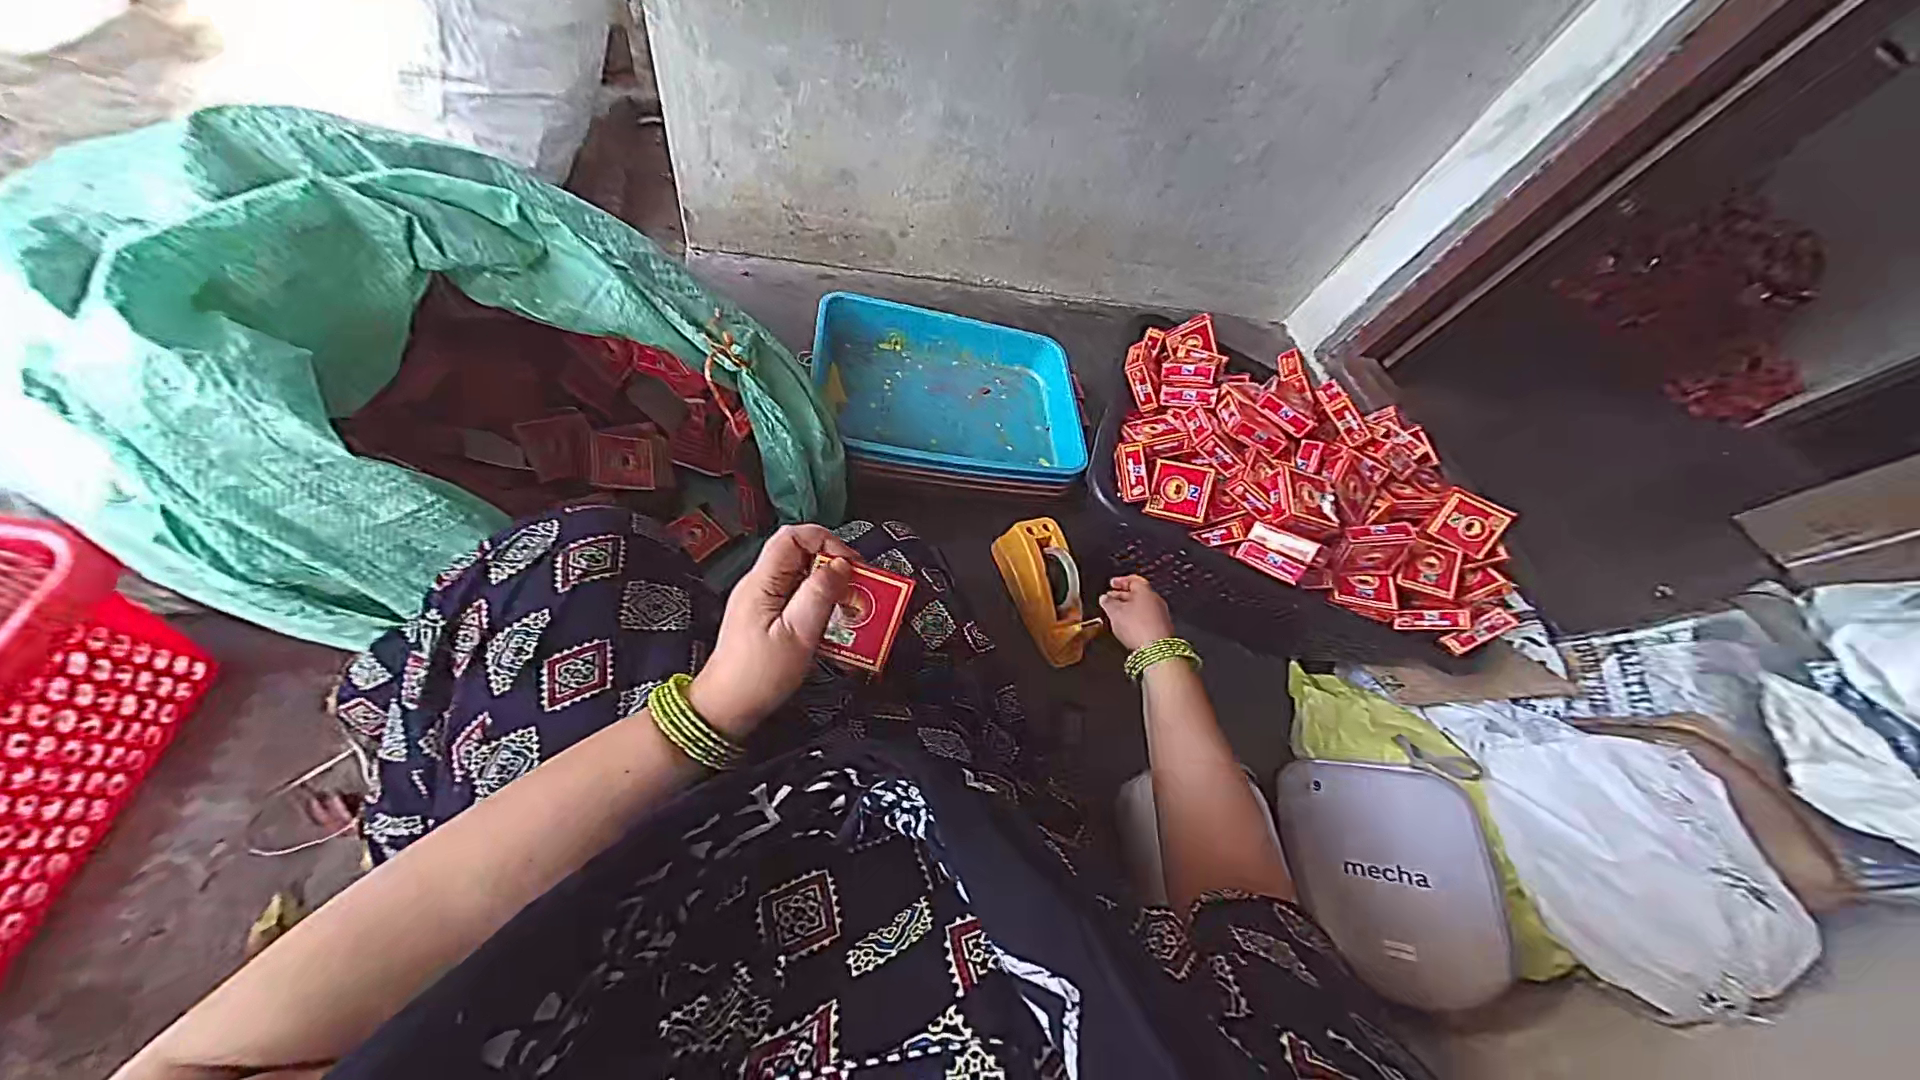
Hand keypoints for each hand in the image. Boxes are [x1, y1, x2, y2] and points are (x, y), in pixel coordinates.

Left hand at [686, 525, 856, 737]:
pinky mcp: (770, 615)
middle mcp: (761, 584)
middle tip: (856, 588)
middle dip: (835, 566)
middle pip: (803, 553)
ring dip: (831, 587)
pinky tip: (832, 623)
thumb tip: (841, 565)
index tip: (851, 565)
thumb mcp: (798, 634)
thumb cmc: (756, 676)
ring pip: (804, 575)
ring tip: (849, 607)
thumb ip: (820, 594)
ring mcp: (764, 599)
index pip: (794, 536)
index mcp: (762, 582)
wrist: (728, 707)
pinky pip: (801, 595)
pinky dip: (822, 603)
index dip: (827, 541)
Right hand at [1099, 575, 1175, 650]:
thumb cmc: (1138, 627)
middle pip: (1138, 593)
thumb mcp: (1114, 612)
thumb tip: (1105, 599)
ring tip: (1117, 614)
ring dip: (1129, 608)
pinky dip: (1136, 618)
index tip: (1112, 583)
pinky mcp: (1161, 628)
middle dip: (1122, 595)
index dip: (1120, 581)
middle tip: (1111, 598)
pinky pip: (1146, 618)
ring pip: (1142, 606)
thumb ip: (1108, 602)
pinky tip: (1128, 626)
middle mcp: (1155, 600)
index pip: (1133, 580)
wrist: (1155, 650)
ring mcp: (1160, 614)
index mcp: (1145, 591)